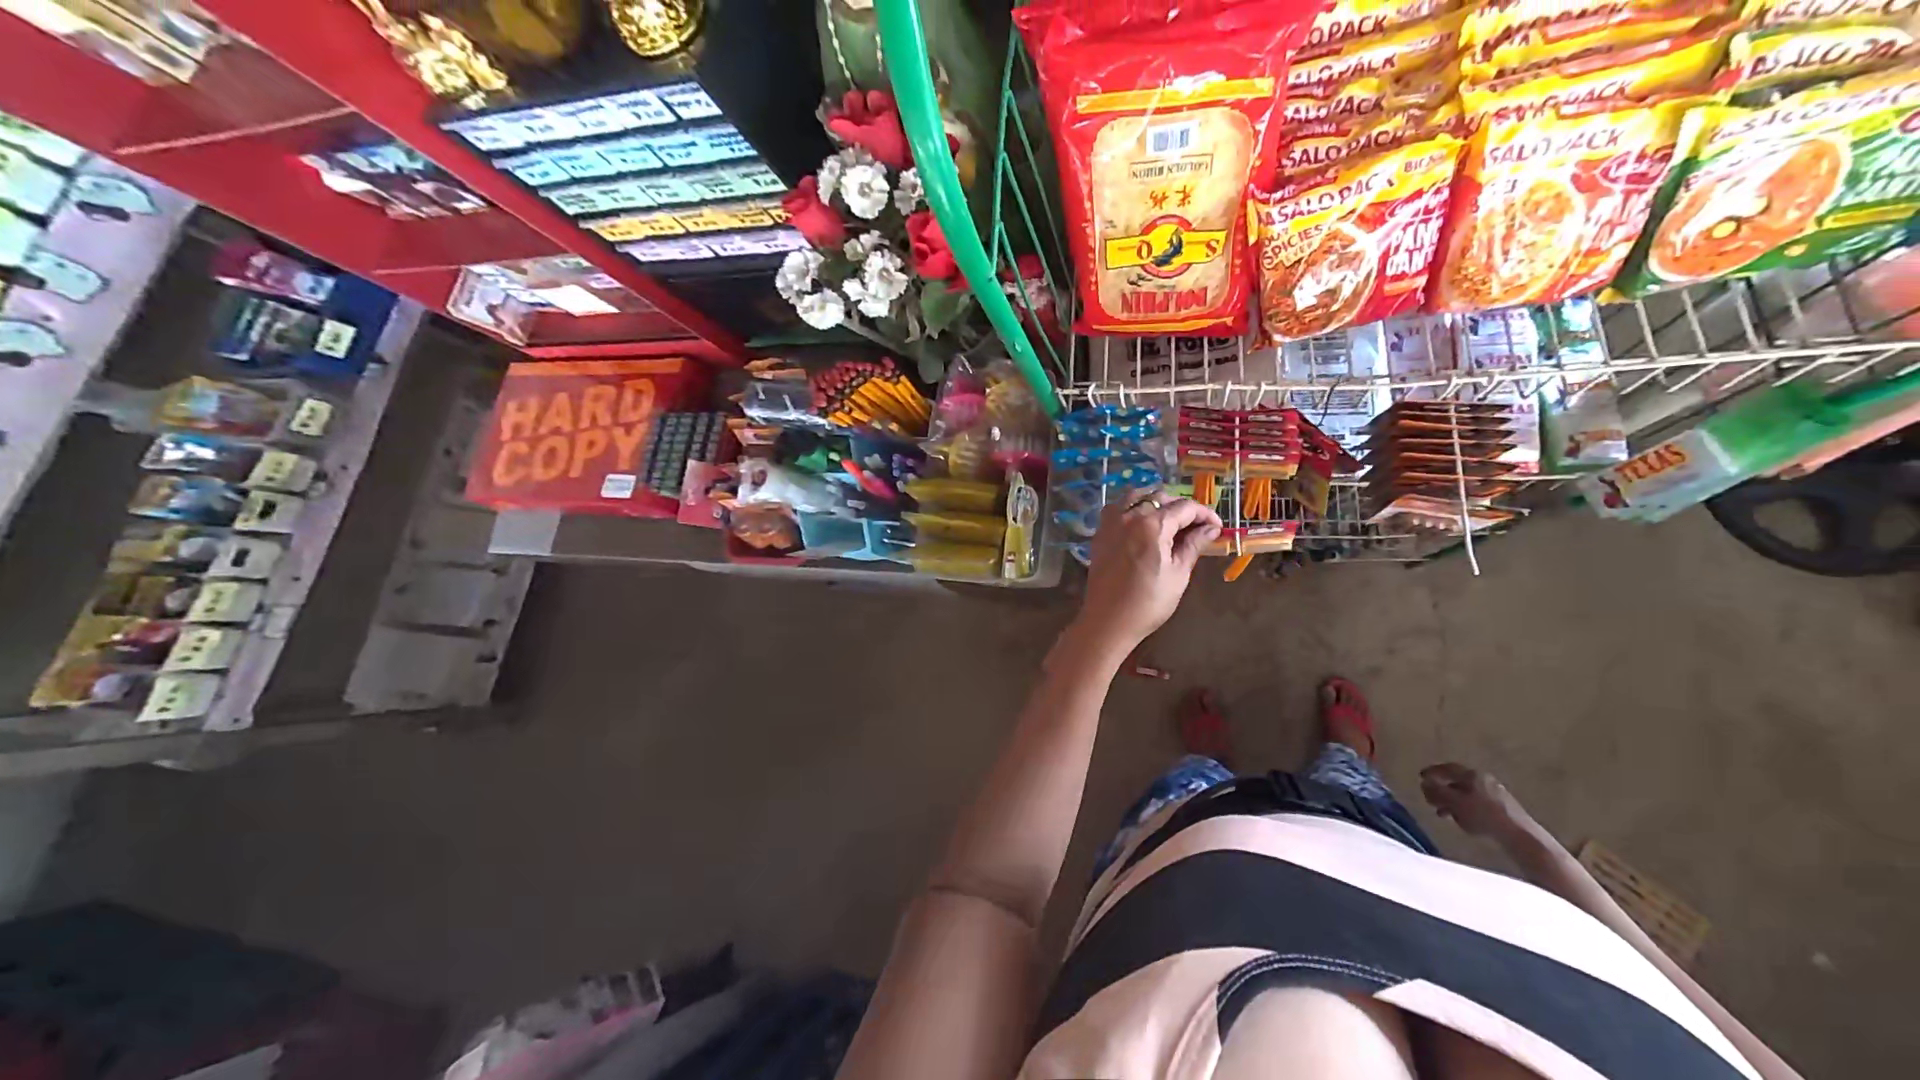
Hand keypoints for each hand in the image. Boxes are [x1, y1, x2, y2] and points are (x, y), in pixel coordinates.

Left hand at [1074, 493, 1220, 651]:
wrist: (1108, 621)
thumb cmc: (1148, 602)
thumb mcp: (1178, 573)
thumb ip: (1193, 545)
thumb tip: (1210, 528)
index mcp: (1152, 525)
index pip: (1185, 507)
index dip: (1205, 514)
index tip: (1216, 527)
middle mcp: (1129, 515)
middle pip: (1161, 498)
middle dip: (1182, 508)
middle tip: (1197, 526)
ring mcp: (1111, 522)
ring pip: (1137, 496)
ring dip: (1157, 502)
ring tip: (1171, 520)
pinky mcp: (1100, 532)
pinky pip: (1118, 507)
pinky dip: (1133, 506)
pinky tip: (1143, 521)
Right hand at [1419, 763, 1536, 842]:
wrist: (1520, 835)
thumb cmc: (1483, 815)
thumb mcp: (1454, 802)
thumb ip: (1436, 791)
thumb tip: (1424, 782)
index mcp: (1472, 774)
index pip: (1447, 768)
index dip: (1432, 772)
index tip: (1421, 777)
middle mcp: (1484, 780)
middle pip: (1456, 781)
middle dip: (1441, 790)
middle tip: (1429, 798)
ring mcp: (1495, 794)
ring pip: (1466, 794)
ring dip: (1451, 802)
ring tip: (1442, 813)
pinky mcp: (1502, 808)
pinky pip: (1476, 804)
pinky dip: (1464, 808)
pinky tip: (1461, 819)